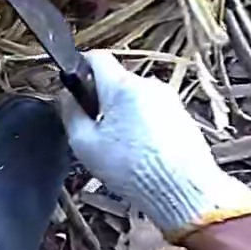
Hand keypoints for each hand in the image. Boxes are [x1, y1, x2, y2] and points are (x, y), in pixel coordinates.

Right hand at [55, 50, 250, 240]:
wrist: (183, 192)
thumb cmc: (129, 166)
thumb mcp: (83, 142)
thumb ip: (70, 112)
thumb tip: (67, 97)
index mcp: (122, 86)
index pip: (97, 57)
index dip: (80, 67)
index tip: (72, 86)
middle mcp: (149, 86)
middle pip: (115, 81)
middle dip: (100, 99)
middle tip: (91, 129)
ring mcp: (169, 100)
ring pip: (133, 98)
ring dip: (120, 113)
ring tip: (116, 146)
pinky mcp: (183, 117)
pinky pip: (151, 111)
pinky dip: (139, 124)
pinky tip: (137, 151)